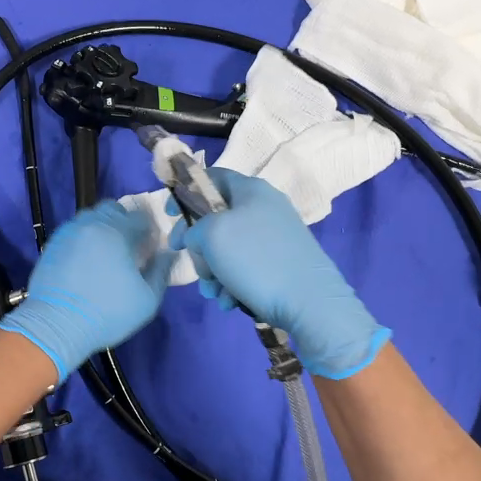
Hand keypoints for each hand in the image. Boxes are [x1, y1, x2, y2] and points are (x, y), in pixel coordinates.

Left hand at [0, 201, 172, 379]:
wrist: (56, 323)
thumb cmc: (106, 313)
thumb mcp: (147, 299)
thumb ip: (161, 272)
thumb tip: (166, 254)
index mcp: (117, 232)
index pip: (140, 217)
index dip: (149, 230)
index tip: (150, 248)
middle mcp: (91, 224)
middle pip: (113, 209)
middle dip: (125, 222)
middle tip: (129, 246)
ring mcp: (68, 232)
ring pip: (90, 217)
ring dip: (103, 228)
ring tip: (107, 254)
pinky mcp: (53, 243)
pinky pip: (74, 231)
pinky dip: (84, 238)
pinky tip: (86, 260)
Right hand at [169, 167, 389, 378]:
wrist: (310, 303)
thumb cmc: (256, 259)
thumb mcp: (211, 235)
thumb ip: (193, 228)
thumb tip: (197, 239)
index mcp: (251, 190)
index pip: (211, 177)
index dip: (186, 191)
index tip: (170, 215)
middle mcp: (265, 208)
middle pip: (216, 218)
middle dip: (199, 245)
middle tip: (194, 264)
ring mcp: (276, 237)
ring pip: (228, 248)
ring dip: (213, 271)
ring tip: (214, 292)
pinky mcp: (283, 263)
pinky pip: (246, 267)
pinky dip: (233, 283)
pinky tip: (230, 301)